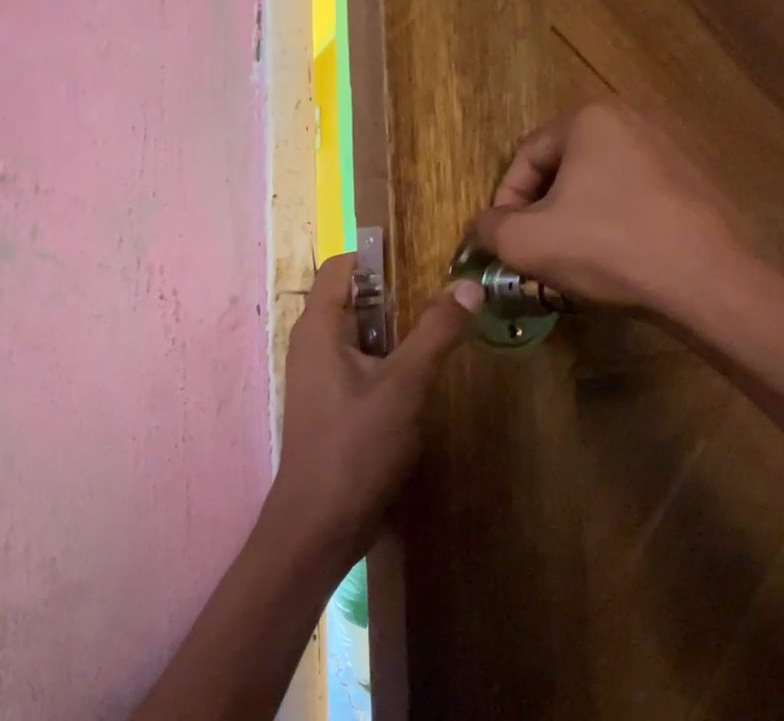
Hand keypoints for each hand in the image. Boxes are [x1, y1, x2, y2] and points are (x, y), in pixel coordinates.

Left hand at [269, 254, 483, 561]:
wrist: (319, 525)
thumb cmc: (354, 446)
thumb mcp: (403, 385)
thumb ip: (436, 332)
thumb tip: (468, 284)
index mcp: (318, 327)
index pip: (342, 266)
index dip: (380, 258)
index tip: (427, 264)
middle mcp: (314, 344)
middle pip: (357, 299)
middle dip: (401, 296)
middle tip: (451, 297)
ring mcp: (323, 377)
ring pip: (365, 336)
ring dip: (401, 332)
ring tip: (449, 331)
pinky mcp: (336, 406)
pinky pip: (365, 367)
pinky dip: (393, 362)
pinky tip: (426, 377)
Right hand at [472, 98, 757, 321]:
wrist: (708, 279)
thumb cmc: (607, 246)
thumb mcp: (525, 242)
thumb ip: (489, 228)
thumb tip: (485, 227)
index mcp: (589, 118)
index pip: (525, 156)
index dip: (504, 201)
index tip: (504, 240)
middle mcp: (633, 118)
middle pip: (564, 166)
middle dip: (542, 209)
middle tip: (536, 249)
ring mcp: (672, 146)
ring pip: (601, 183)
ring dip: (577, 216)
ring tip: (575, 257)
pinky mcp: (698, 179)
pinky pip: (638, 196)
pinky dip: (617, 221)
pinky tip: (618, 256)